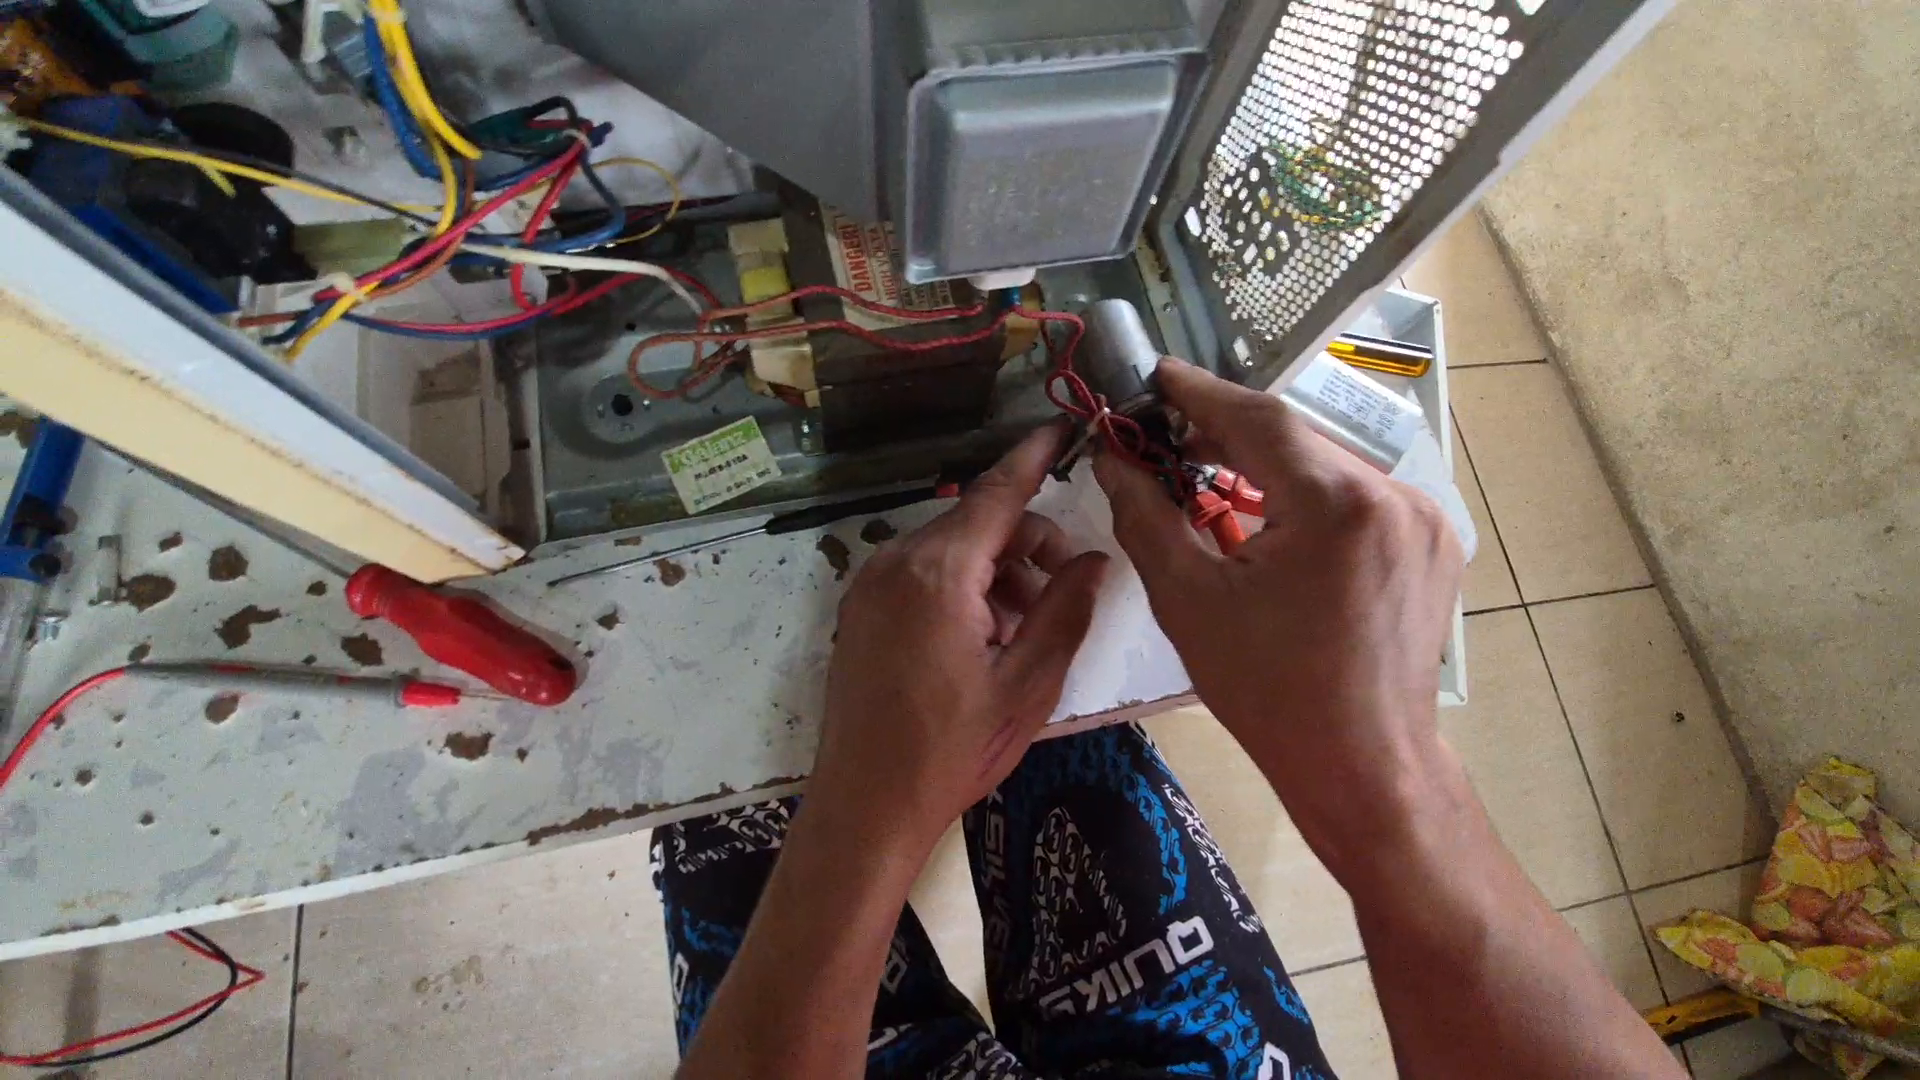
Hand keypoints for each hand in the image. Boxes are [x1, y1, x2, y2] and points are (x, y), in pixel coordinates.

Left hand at [812, 426, 1110, 850]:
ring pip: (950, 551)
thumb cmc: (951, 751)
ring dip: (996, 573)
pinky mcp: (859, 611)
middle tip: (1063, 594)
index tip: (1064, 428)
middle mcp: (895, 563)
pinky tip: (981, 639)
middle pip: (977, 525)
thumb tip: (1095, 560)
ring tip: (1023, 632)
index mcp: (939, 573)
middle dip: (1028, 545)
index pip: (996, 494)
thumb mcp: (1026, 685)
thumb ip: (1066, 612)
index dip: (1034, 458)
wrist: (865, 808)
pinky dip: (961, 589)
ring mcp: (869, 586)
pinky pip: (922, 576)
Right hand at [1094, 359, 1462, 875]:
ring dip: (1264, 460)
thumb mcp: (1187, 599)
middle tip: (1166, 435)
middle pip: (1295, 437)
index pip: (1258, 419)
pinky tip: (1265, 513)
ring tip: (1207, 473)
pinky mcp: (1432, 541)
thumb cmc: (1265, 689)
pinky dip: (1303, 490)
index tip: (1157, 375)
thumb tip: (1113, 460)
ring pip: (1326, 462)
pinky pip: (1355, 493)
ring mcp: (1425, 518)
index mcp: (1337, 505)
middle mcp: (1395, 495)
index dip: (1199, 392)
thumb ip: (1145, 515)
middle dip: (1226, 430)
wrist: (1362, 763)